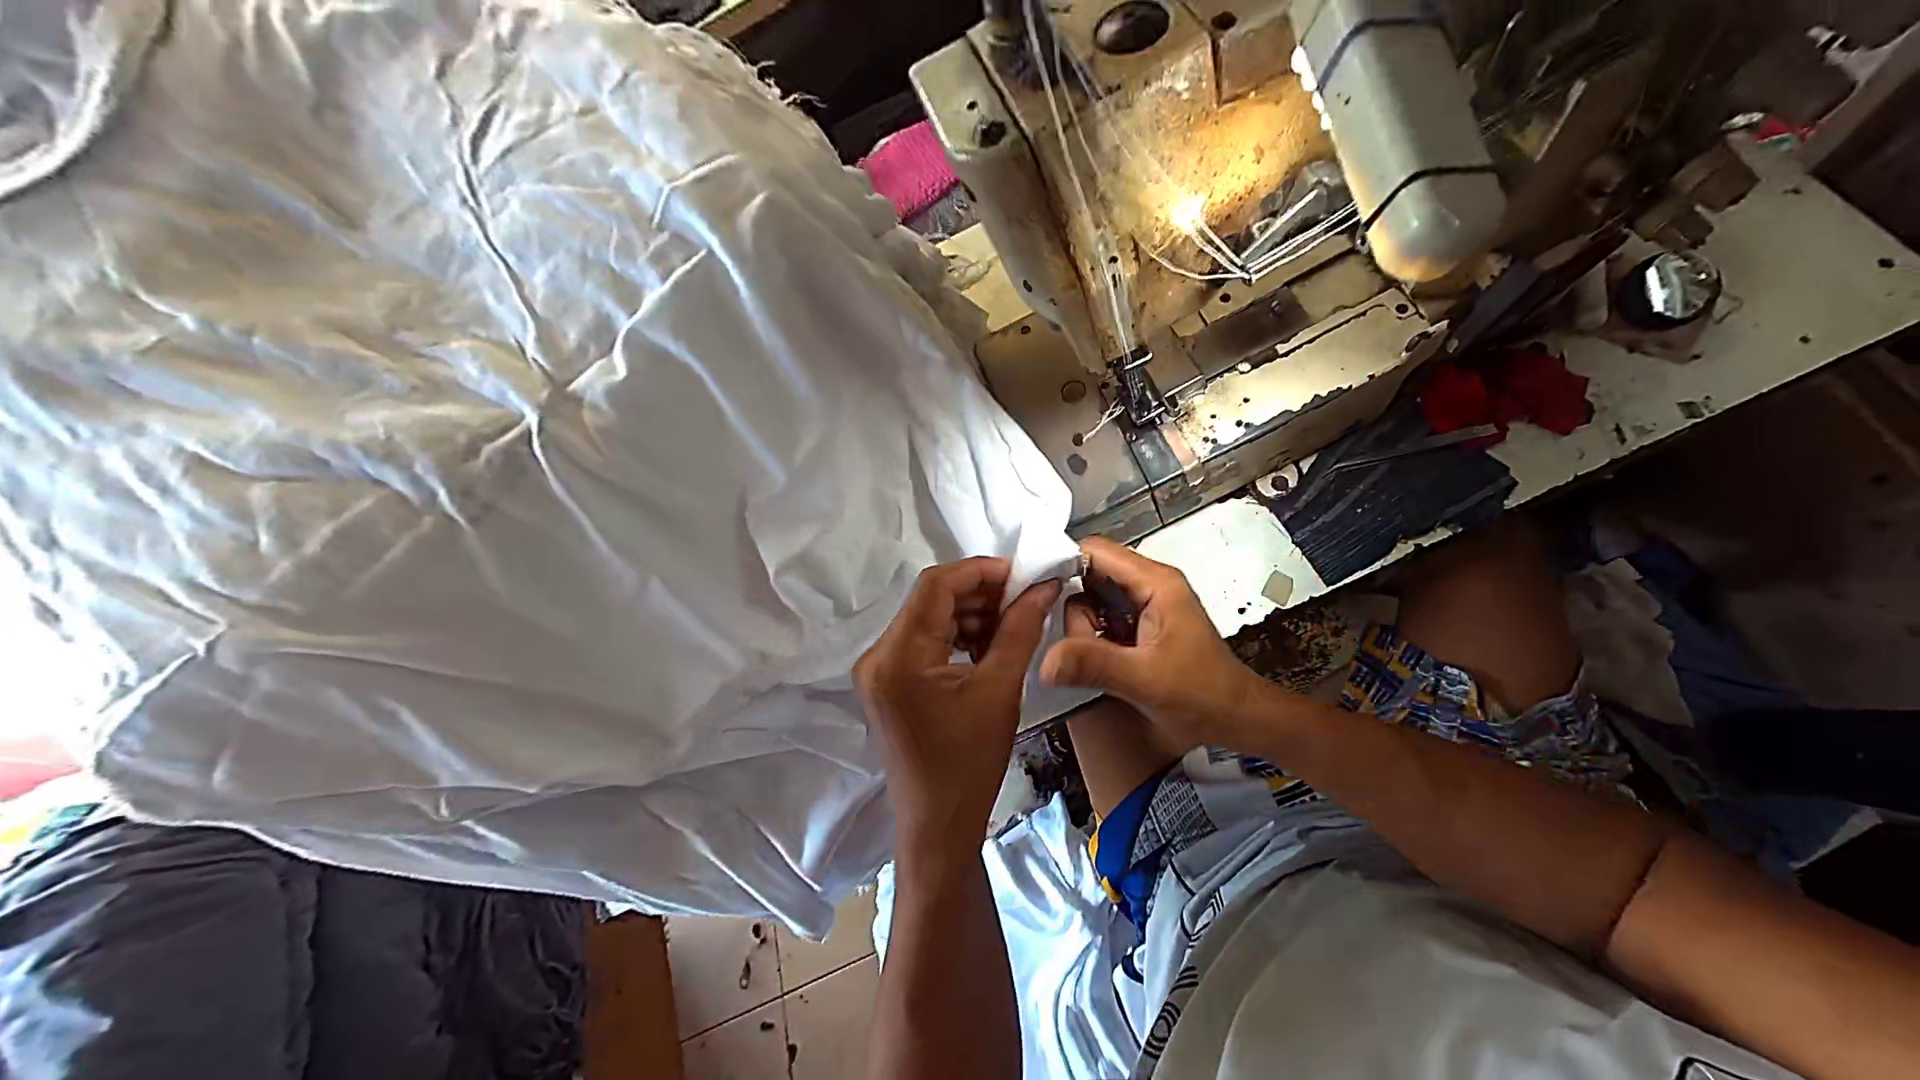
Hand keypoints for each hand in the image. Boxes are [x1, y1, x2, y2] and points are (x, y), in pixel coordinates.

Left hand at [854, 558, 1061, 846]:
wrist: (938, 825)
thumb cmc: (970, 764)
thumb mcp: (1000, 690)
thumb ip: (1020, 630)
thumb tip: (1042, 586)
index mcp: (898, 656)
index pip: (935, 587)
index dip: (980, 571)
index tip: (1022, 574)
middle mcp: (878, 655)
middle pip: (930, 601)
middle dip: (979, 594)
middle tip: (1024, 598)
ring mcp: (878, 670)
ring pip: (928, 620)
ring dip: (970, 615)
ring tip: (1013, 622)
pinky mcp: (887, 683)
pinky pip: (924, 643)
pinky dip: (956, 636)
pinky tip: (989, 643)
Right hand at [1040, 537, 1265, 745]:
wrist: (1237, 720)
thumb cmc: (1206, 695)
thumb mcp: (1146, 680)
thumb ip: (1095, 665)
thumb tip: (1045, 661)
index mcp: (1155, 583)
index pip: (1095, 551)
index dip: (1063, 565)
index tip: (1039, 594)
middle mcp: (1147, 587)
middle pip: (1087, 577)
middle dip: (1076, 613)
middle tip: (1087, 647)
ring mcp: (1141, 607)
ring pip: (1089, 603)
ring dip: (1083, 632)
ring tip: (1103, 662)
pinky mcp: (1136, 628)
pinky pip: (1098, 623)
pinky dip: (1091, 641)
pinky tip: (1102, 665)